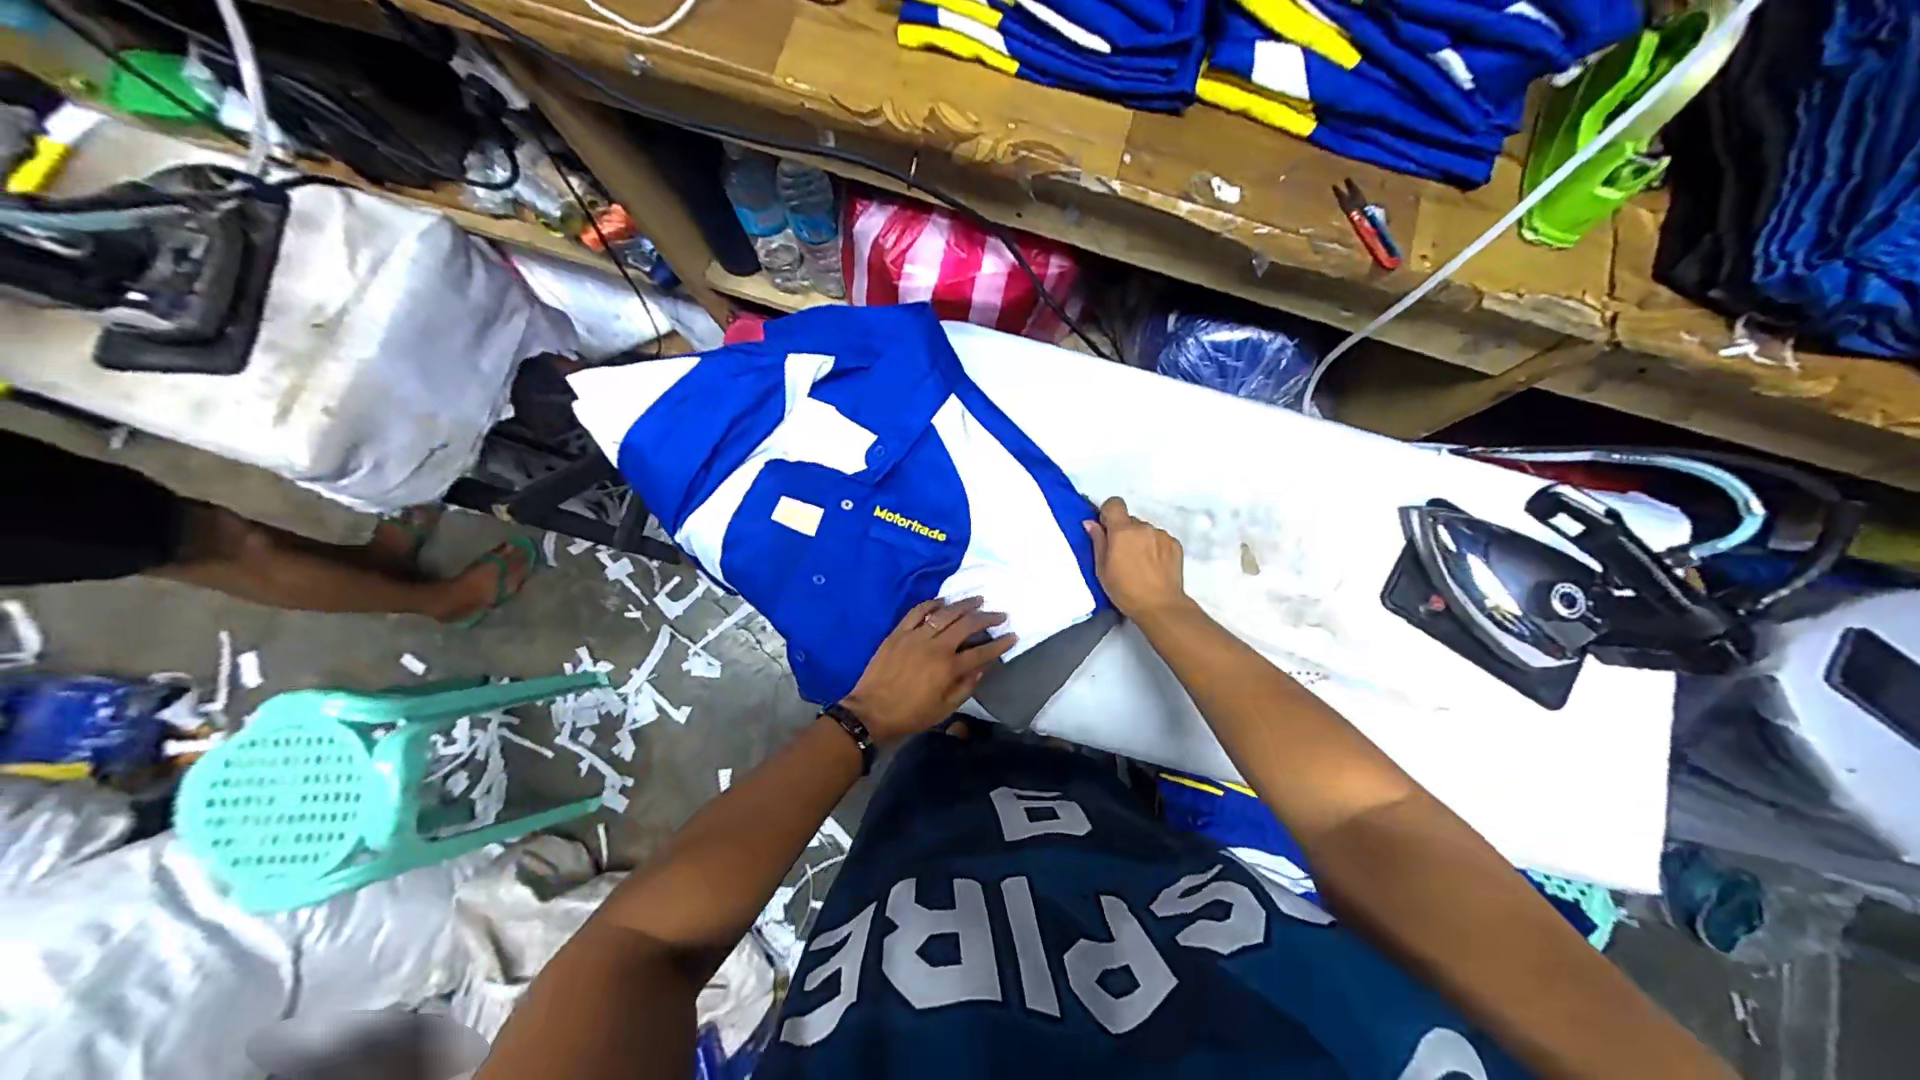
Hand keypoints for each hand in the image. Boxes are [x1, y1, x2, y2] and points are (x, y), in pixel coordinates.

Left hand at [839, 596, 1017, 742]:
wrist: (871, 712)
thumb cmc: (911, 714)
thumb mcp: (945, 709)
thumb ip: (966, 686)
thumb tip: (983, 667)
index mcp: (949, 668)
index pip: (982, 651)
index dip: (1000, 643)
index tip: (1012, 636)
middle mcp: (936, 646)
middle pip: (967, 624)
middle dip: (987, 618)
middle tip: (1000, 614)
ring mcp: (915, 636)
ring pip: (945, 613)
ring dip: (964, 604)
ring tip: (978, 600)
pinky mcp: (898, 633)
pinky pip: (918, 612)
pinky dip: (932, 604)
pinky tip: (943, 602)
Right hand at [1084, 496, 1192, 622]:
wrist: (1160, 606)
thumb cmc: (1125, 590)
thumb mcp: (1102, 569)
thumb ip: (1098, 541)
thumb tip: (1091, 523)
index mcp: (1123, 531)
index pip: (1115, 503)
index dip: (1108, 513)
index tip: (1107, 529)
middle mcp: (1144, 527)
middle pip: (1130, 520)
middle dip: (1124, 532)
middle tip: (1122, 555)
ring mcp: (1162, 535)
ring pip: (1145, 530)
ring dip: (1140, 540)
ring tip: (1140, 563)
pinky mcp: (1175, 544)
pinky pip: (1159, 539)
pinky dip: (1154, 547)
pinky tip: (1153, 566)